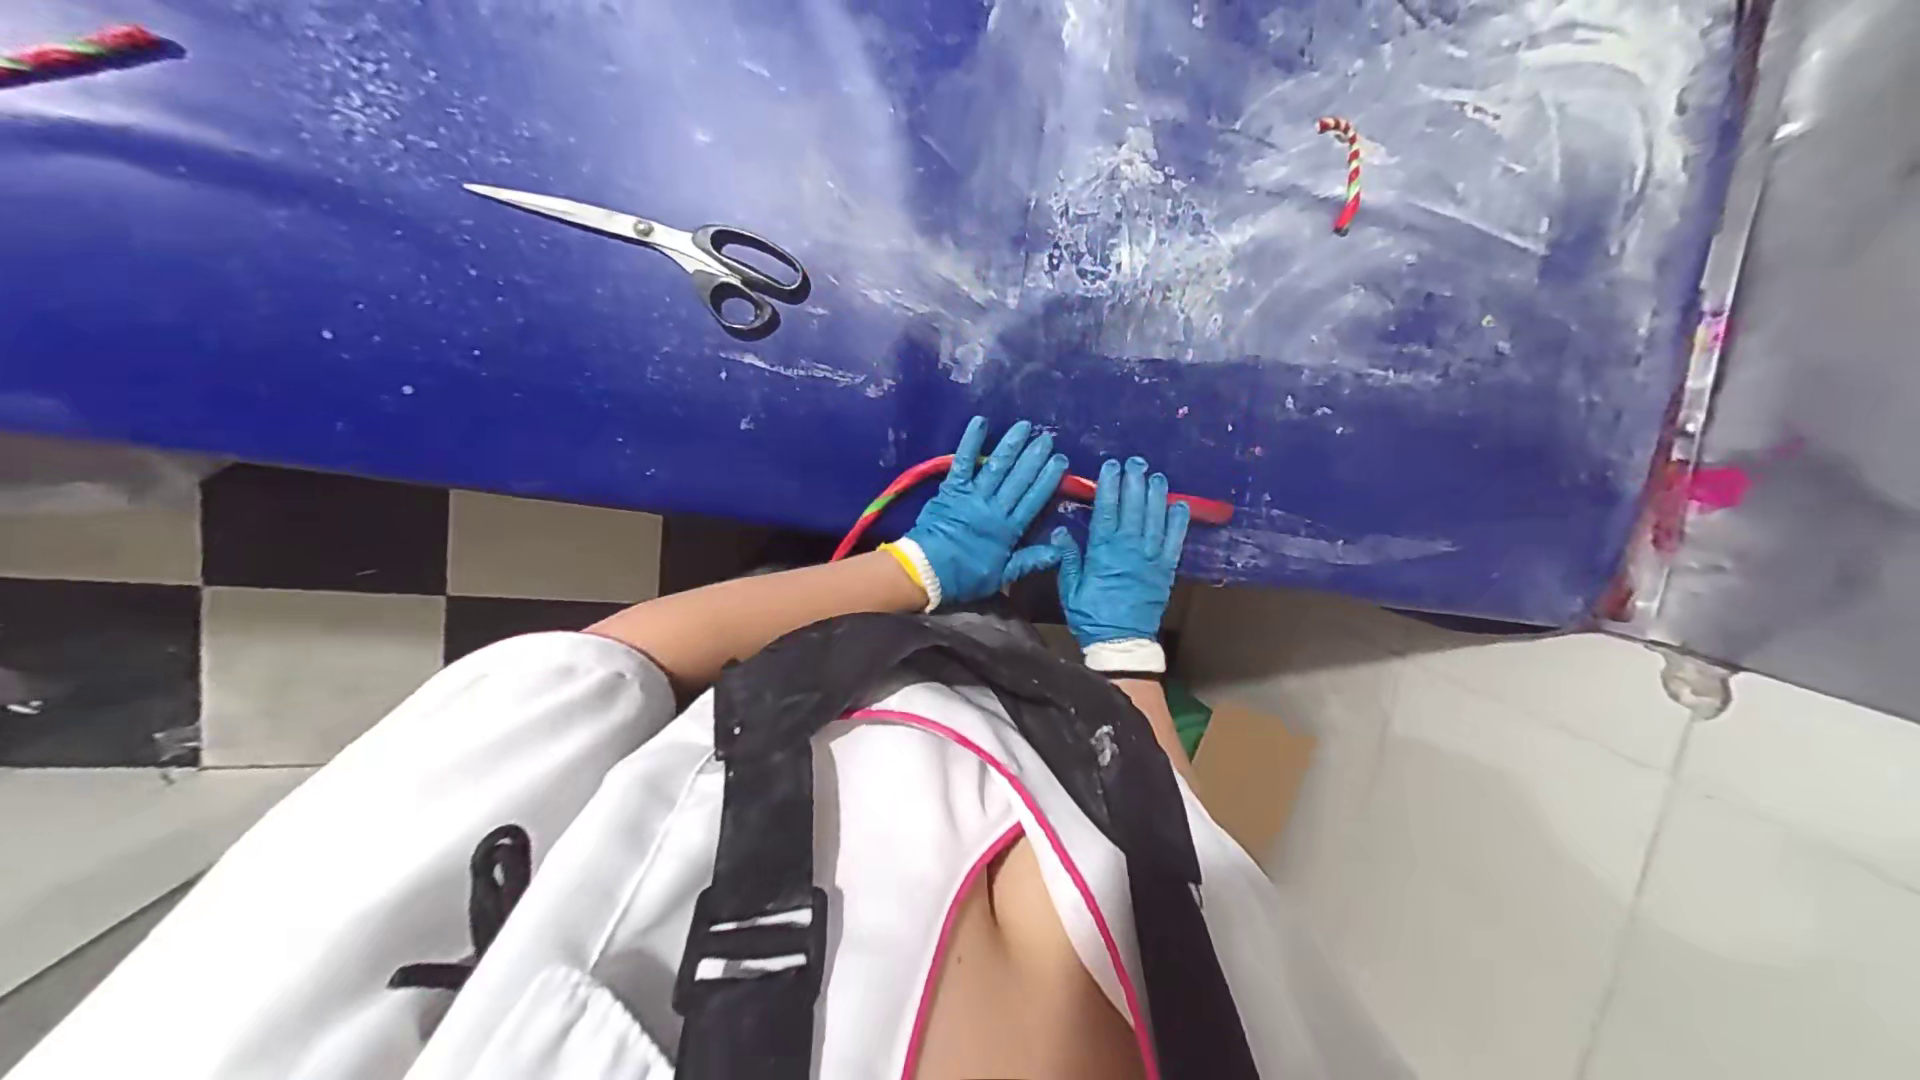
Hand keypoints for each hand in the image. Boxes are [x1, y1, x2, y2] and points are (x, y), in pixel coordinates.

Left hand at [900, 416, 1069, 606]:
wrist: (925, 572)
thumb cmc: (965, 577)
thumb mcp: (1002, 577)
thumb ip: (1029, 561)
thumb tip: (1059, 550)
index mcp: (1008, 529)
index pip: (1034, 499)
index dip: (1048, 479)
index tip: (1060, 461)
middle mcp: (994, 508)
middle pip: (1019, 478)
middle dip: (1034, 457)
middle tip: (1047, 438)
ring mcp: (972, 496)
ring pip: (997, 466)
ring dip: (1011, 445)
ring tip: (1024, 426)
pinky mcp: (951, 489)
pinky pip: (963, 462)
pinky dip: (971, 441)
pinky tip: (980, 422)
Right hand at [1050, 456, 1190, 647]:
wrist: (1121, 642)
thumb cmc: (1091, 615)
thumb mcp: (1070, 588)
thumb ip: (1068, 559)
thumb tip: (1061, 532)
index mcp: (1102, 552)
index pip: (1107, 511)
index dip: (1109, 486)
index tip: (1111, 467)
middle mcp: (1129, 549)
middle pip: (1133, 507)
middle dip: (1134, 482)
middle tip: (1136, 462)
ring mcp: (1150, 558)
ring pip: (1155, 518)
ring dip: (1156, 495)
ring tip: (1156, 476)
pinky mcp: (1166, 569)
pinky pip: (1174, 540)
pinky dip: (1178, 521)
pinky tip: (1179, 504)